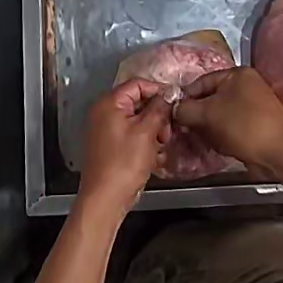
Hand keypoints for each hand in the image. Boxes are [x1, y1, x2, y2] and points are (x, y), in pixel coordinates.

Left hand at [78, 78, 171, 212]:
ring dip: (155, 130)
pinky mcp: (113, 146)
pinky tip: (155, 156)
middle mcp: (106, 113)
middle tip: (168, 131)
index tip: (177, 103)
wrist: (106, 198)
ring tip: (162, 145)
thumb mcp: (147, 131)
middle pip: (140, 102)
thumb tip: (170, 93)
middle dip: (158, 114)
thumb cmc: (125, 161)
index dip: (159, 90)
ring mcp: (108, 130)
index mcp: (110, 104)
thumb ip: (160, 108)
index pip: (138, 84)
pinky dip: (147, 142)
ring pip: (140, 120)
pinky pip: (134, 135)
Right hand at [172, 68, 282, 174]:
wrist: (279, 151)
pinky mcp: (255, 124)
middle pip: (210, 98)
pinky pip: (230, 126)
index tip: (172, 116)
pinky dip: (221, 135)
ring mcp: (252, 106)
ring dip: (207, 127)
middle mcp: (246, 86)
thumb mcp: (207, 113)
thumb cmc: (243, 126)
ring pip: (219, 115)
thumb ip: (185, 109)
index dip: (184, 98)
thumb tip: (173, 109)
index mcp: (236, 74)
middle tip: (182, 130)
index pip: (200, 82)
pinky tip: (216, 145)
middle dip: (196, 115)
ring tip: (199, 139)